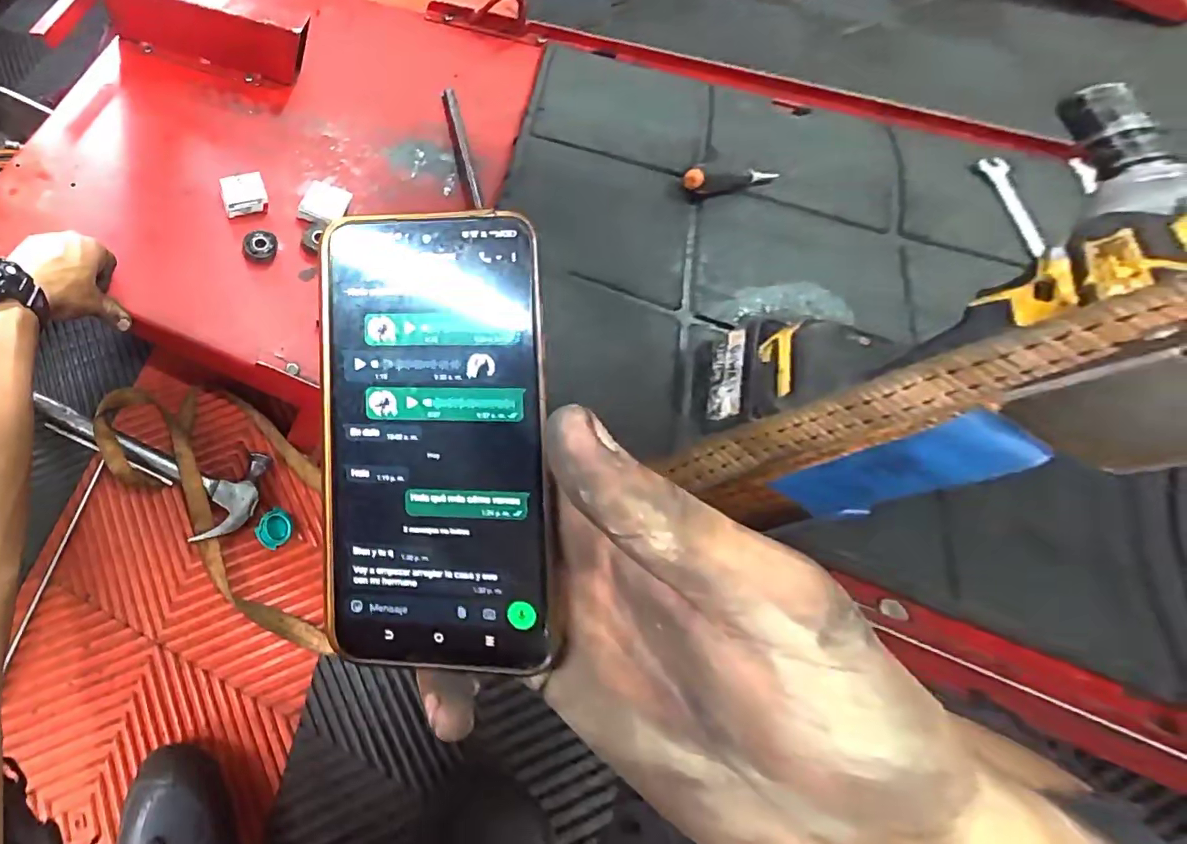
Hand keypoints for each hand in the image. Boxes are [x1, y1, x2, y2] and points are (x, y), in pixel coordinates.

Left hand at [8, 232, 130, 329]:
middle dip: (85, 271)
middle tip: (77, 291)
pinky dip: (45, 263)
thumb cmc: (63, 293)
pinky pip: (44, 252)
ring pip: (64, 252)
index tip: (96, 294)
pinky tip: (41, 279)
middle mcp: (73, 236)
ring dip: (65, 266)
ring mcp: (50, 237)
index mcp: (94, 247)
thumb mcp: (91, 304)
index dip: (105, 280)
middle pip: (87, 254)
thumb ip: (111, 310)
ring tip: (57, 286)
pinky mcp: (30, 241)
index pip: (109, 262)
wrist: (22, 288)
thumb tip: (126, 322)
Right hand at [420, 406, 1094, 843]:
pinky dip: (449, 674)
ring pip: (463, 582)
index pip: (526, 452)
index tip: (399, 425)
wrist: (861, 843)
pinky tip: (445, 709)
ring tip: (383, 625)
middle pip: (475, 514)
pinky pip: (477, 656)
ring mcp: (554, 612)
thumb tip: (568, 421)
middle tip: (361, 532)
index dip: (465, 432)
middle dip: (417, 518)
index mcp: (614, 511)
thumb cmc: (836, 699)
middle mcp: (571, 551)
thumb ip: (662, 517)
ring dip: (419, 599)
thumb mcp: (763, 597)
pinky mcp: (546, 673)